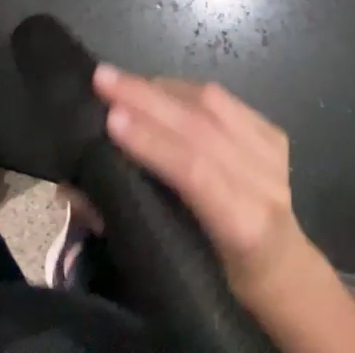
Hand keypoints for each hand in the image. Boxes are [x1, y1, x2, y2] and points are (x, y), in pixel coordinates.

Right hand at [92, 67, 310, 295]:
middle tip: (102, 79)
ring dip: (161, 88)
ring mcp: (273, 156)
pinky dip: (184, 88)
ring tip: (121, 80)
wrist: (281, 268)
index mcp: (245, 229)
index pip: (197, 175)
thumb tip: (73, 189)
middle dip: (147, 100)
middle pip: (202, 129)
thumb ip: (124, 223)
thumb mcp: (171, 262)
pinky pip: (224, 98)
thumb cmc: (218, 274)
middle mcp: (265, 186)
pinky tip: (156, 84)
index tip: (112, 118)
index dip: (154, 143)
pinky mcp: (275, 133)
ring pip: (213, 106)